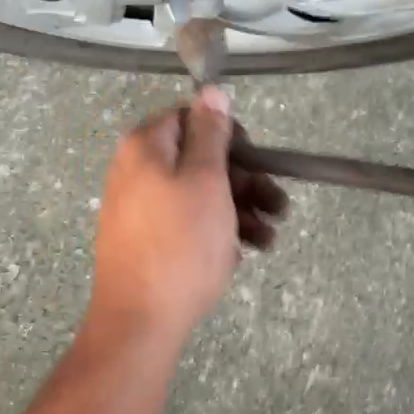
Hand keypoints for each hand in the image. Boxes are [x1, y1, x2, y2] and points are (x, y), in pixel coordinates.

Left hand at [87, 87, 287, 339]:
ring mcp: (138, 208)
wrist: (138, 325)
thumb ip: (211, 132)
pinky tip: (242, 254)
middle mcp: (136, 169)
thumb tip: (210, 89)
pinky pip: (184, 223)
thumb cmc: (179, 244)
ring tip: (269, 237)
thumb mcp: (206, 180)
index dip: (227, 134)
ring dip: (238, 209)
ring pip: (197, 194)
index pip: (191, 117)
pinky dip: (214, 232)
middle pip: (199, 158)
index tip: (255, 159)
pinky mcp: (145, 241)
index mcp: (145, 145)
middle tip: (277, 204)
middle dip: (243, 179)